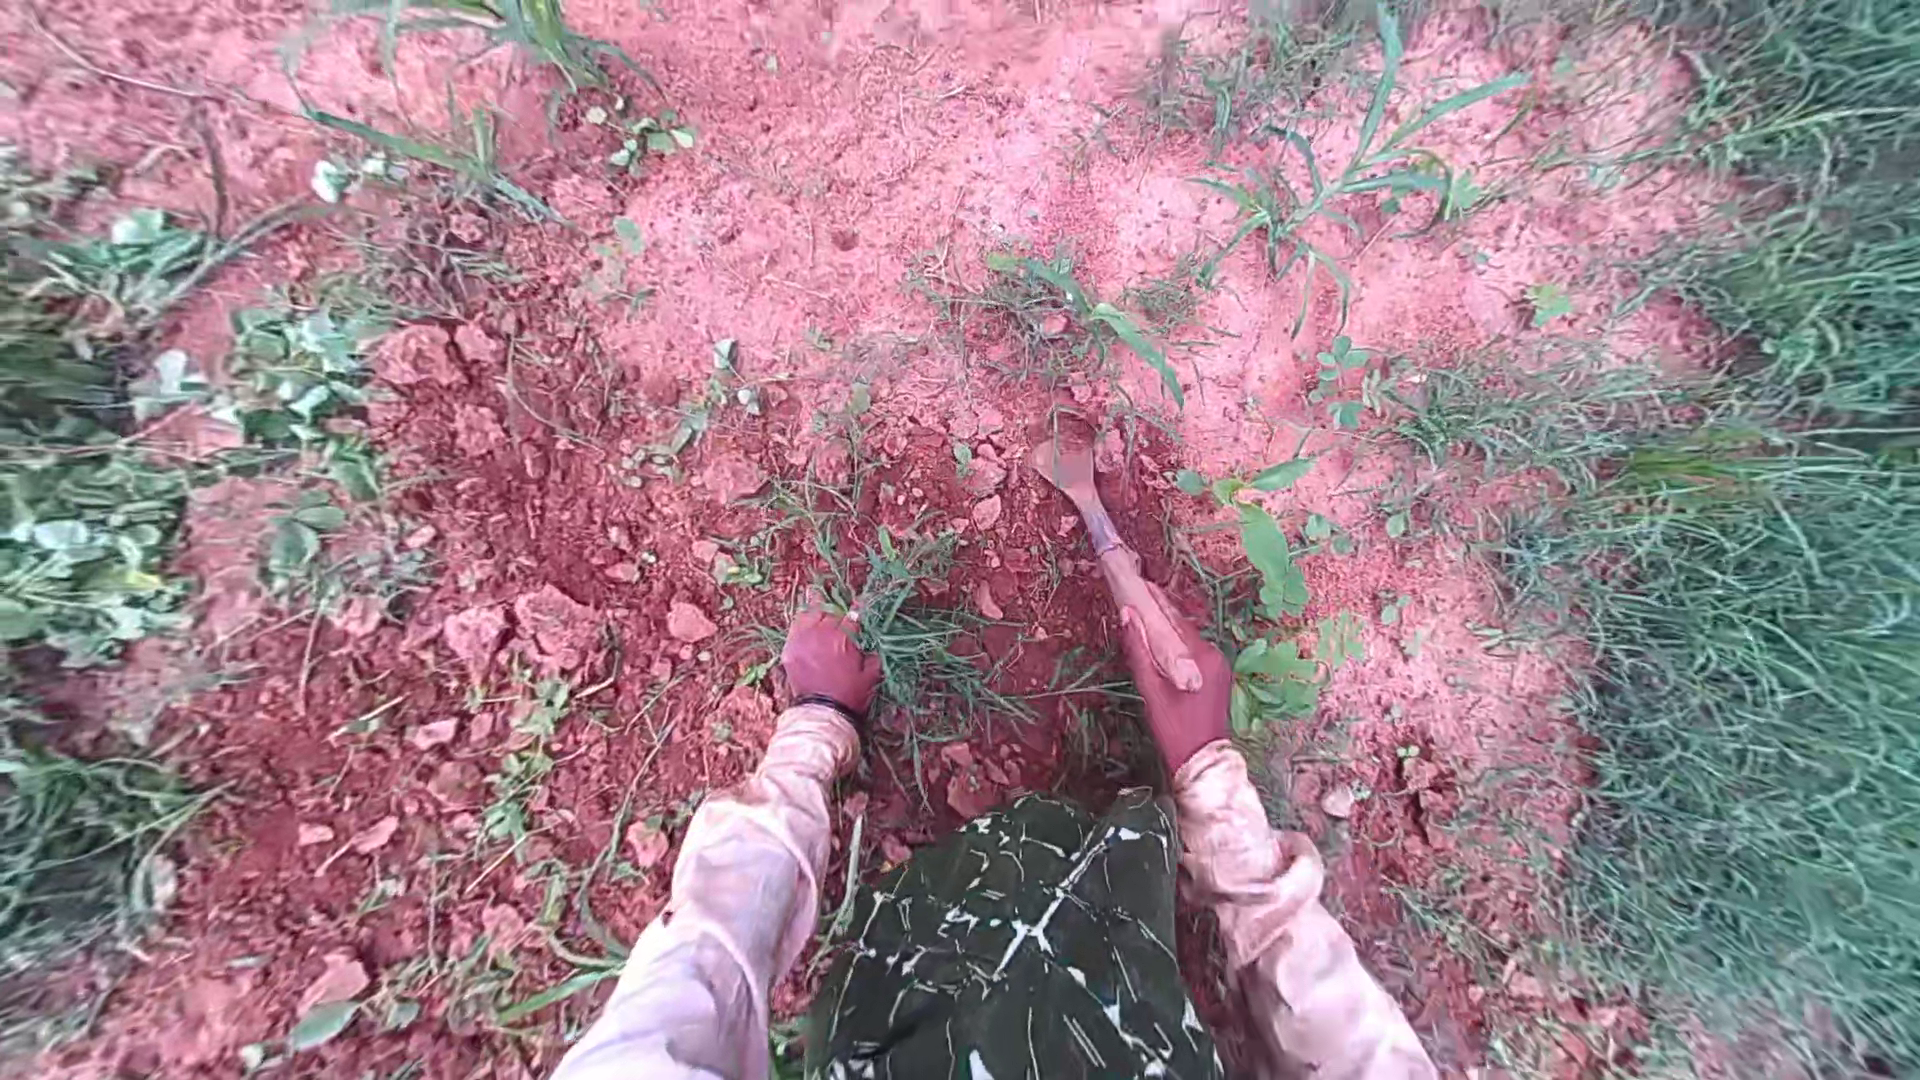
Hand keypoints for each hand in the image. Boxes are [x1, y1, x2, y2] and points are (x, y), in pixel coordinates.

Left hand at [781, 610, 881, 719]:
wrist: (823, 713)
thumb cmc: (850, 694)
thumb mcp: (871, 674)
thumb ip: (873, 655)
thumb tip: (873, 645)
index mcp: (845, 636)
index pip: (853, 615)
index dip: (858, 614)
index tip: (859, 611)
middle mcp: (822, 632)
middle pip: (831, 612)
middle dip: (838, 615)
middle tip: (840, 622)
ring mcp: (803, 639)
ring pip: (810, 614)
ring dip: (818, 612)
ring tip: (820, 610)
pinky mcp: (790, 649)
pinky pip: (795, 627)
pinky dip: (802, 624)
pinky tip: (807, 624)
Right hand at [1118, 583, 1230, 771]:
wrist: (1201, 759)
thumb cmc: (1173, 726)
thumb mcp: (1149, 687)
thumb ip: (1138, 649)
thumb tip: (1127, 614)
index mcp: (1200, 656)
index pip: (1174, 618)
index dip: (1156, 601)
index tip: (1140, 584)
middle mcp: (1214, 654)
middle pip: (1182, 626)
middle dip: (1160, 611)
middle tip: (1138, 594)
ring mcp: (1218, 665)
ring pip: (1187, 638)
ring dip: (1167, 627)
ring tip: (1145, 614)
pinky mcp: (1217, 675)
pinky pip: (1193, 651)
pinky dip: (1176, 643)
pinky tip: (1160, 641)